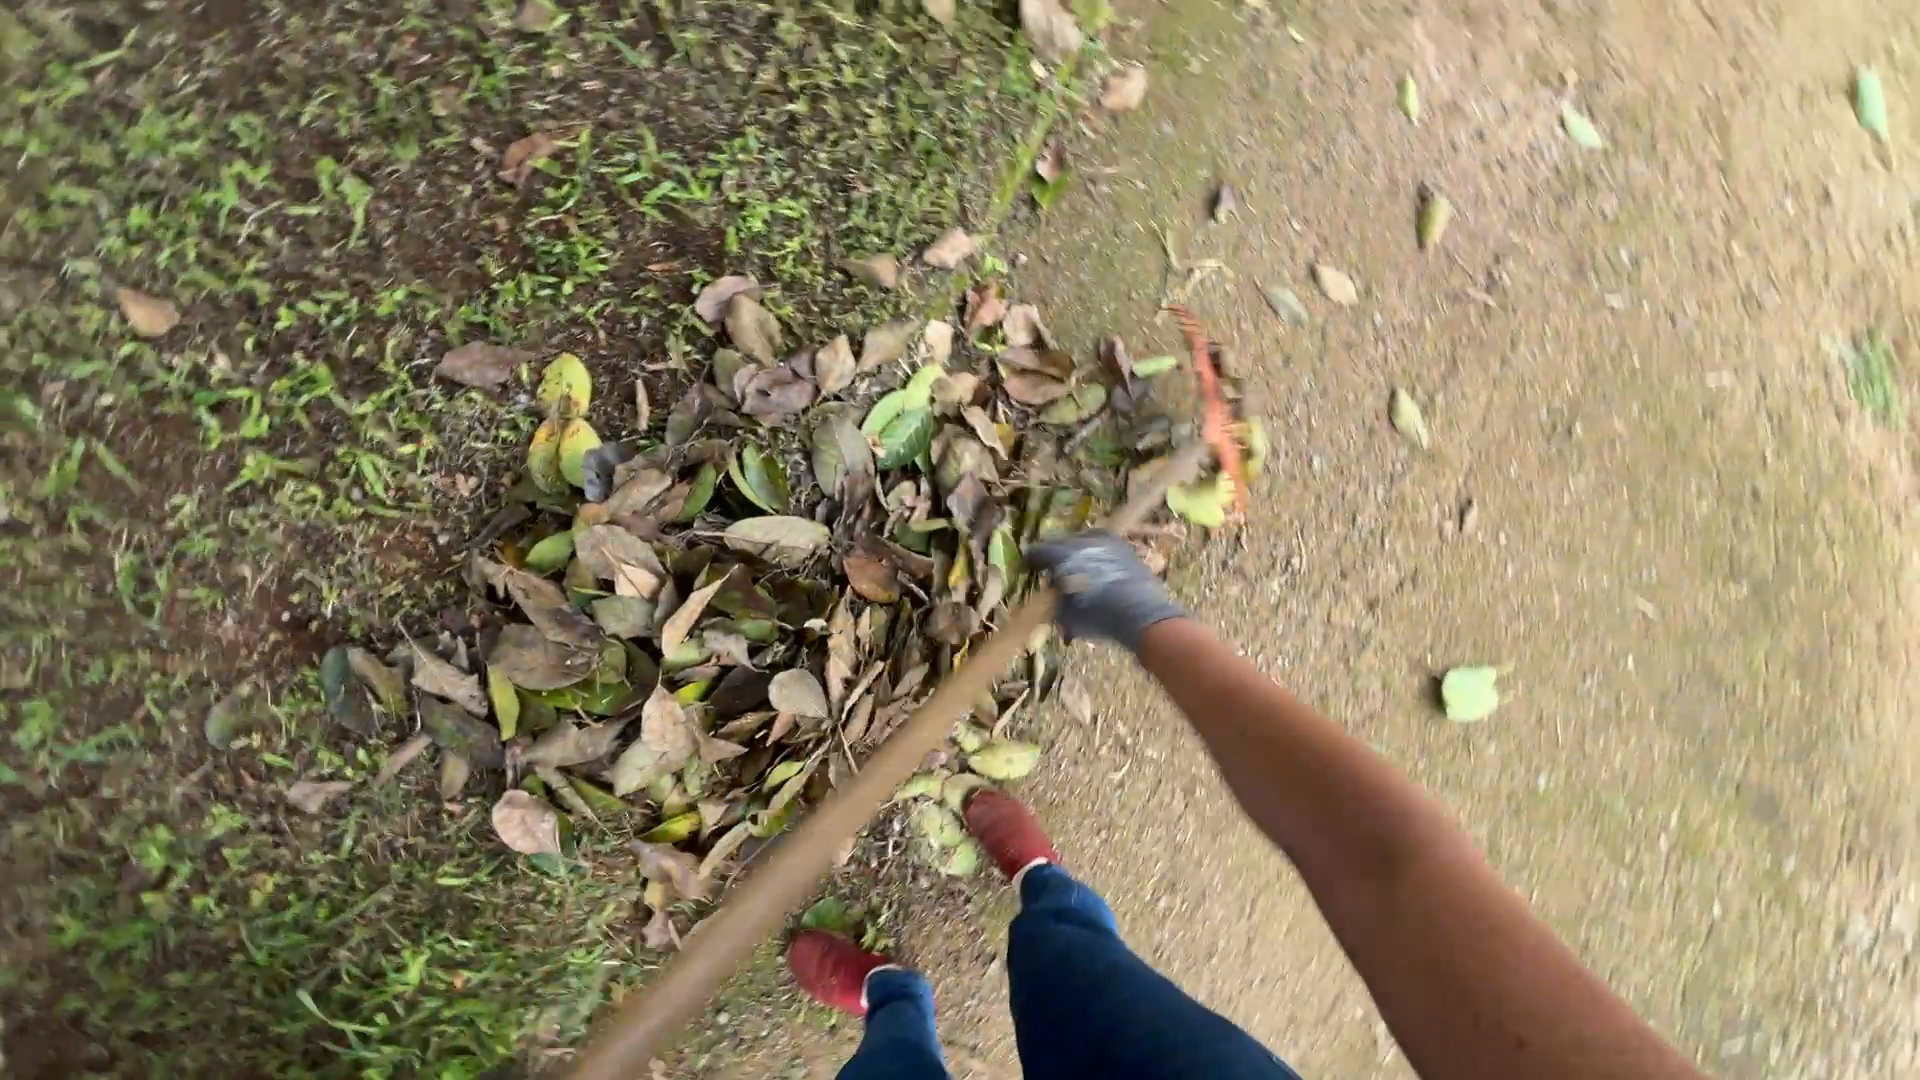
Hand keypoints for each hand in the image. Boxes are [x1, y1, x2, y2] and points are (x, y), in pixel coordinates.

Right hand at [1026, 531, 1186, 653]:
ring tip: (1079, 572)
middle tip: (1055, 573)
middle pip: (1060, 543)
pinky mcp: (1124, 546)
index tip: (1031, 570)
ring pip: (1083, 542)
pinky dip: (1097, 557)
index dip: (1032, 562)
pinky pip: (1102, 548)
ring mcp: (1105, 540)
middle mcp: (1081, 540)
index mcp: (1060, 554)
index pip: (1037, 552)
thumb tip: (1053, 595)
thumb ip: (1054, 601)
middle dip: (1055, 557)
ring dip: (1077, 555)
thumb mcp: (1065, 616)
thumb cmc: (1097, 616)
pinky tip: (1100, 573)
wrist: (1142, 614)